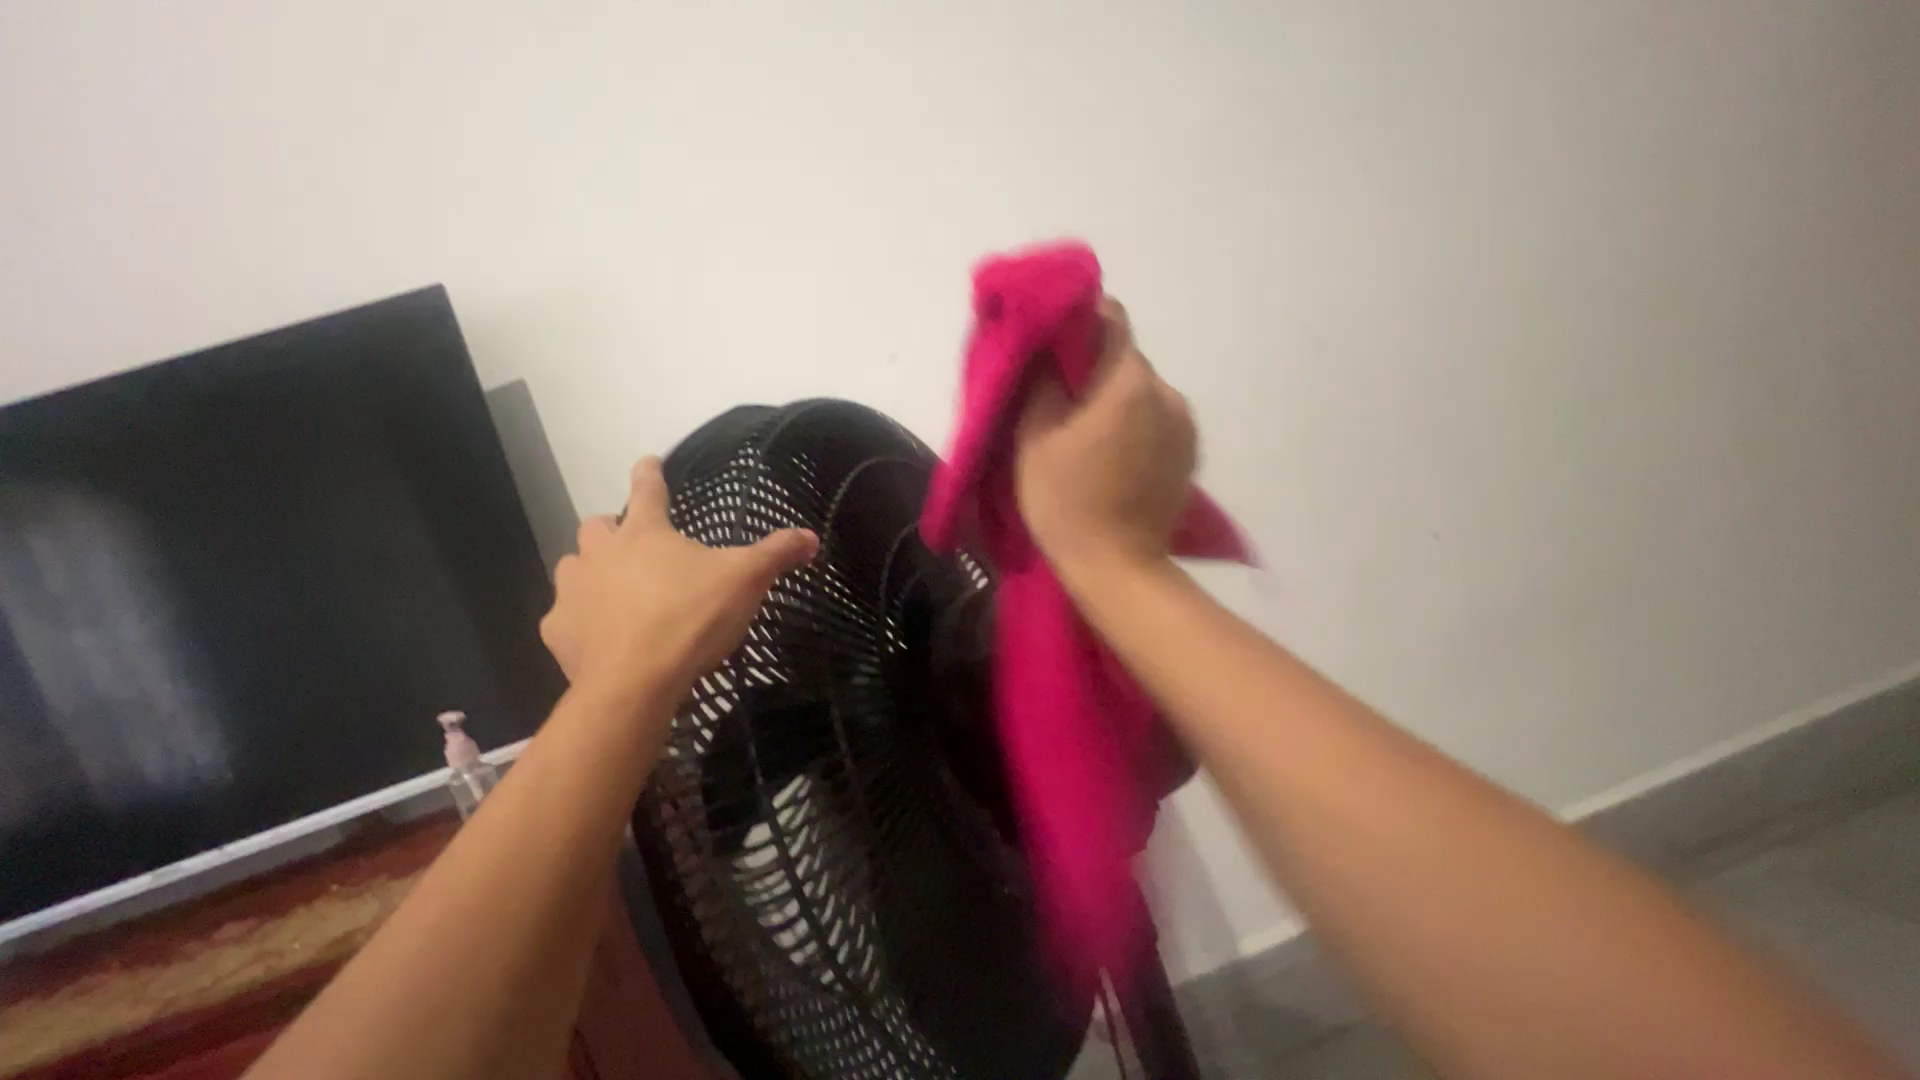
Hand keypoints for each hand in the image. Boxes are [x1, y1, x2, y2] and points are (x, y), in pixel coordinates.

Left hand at [541, 457, 818, 705]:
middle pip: (597, 526)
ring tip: (614, 590)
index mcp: (645, 533)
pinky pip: (565, 618)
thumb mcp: (746, 581)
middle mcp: (601, 552)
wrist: (635, 682)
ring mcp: (573, 591)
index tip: (648, 461)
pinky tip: (599, 638)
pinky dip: (580, 622)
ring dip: (591, 571)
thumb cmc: (691, 618)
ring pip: (573, 567)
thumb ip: (776, 554)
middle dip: (612, 529)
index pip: (647, 489)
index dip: (649, 472)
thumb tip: (810, 536)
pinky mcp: (558, 631)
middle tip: (632, 544)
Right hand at [1015, 297, 1197, 581]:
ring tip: (1086, 435)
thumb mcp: (1034, 437)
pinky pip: (1157, 420)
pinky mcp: (1191, 454)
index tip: (1053, 344)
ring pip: (1142, 391)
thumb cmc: (1067, 502)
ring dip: (1115, 400)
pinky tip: (1112, 457)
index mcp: (1130, 382)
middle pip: (1125, 359)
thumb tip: (1044, 341)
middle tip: (1060, 398)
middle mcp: (1168, 393)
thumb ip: (1041, 378)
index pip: (1111, 319)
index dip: (1079, 322)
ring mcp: (1185, 425)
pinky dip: (1134, 425)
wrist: (1118, 569)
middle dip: (1093, 369)